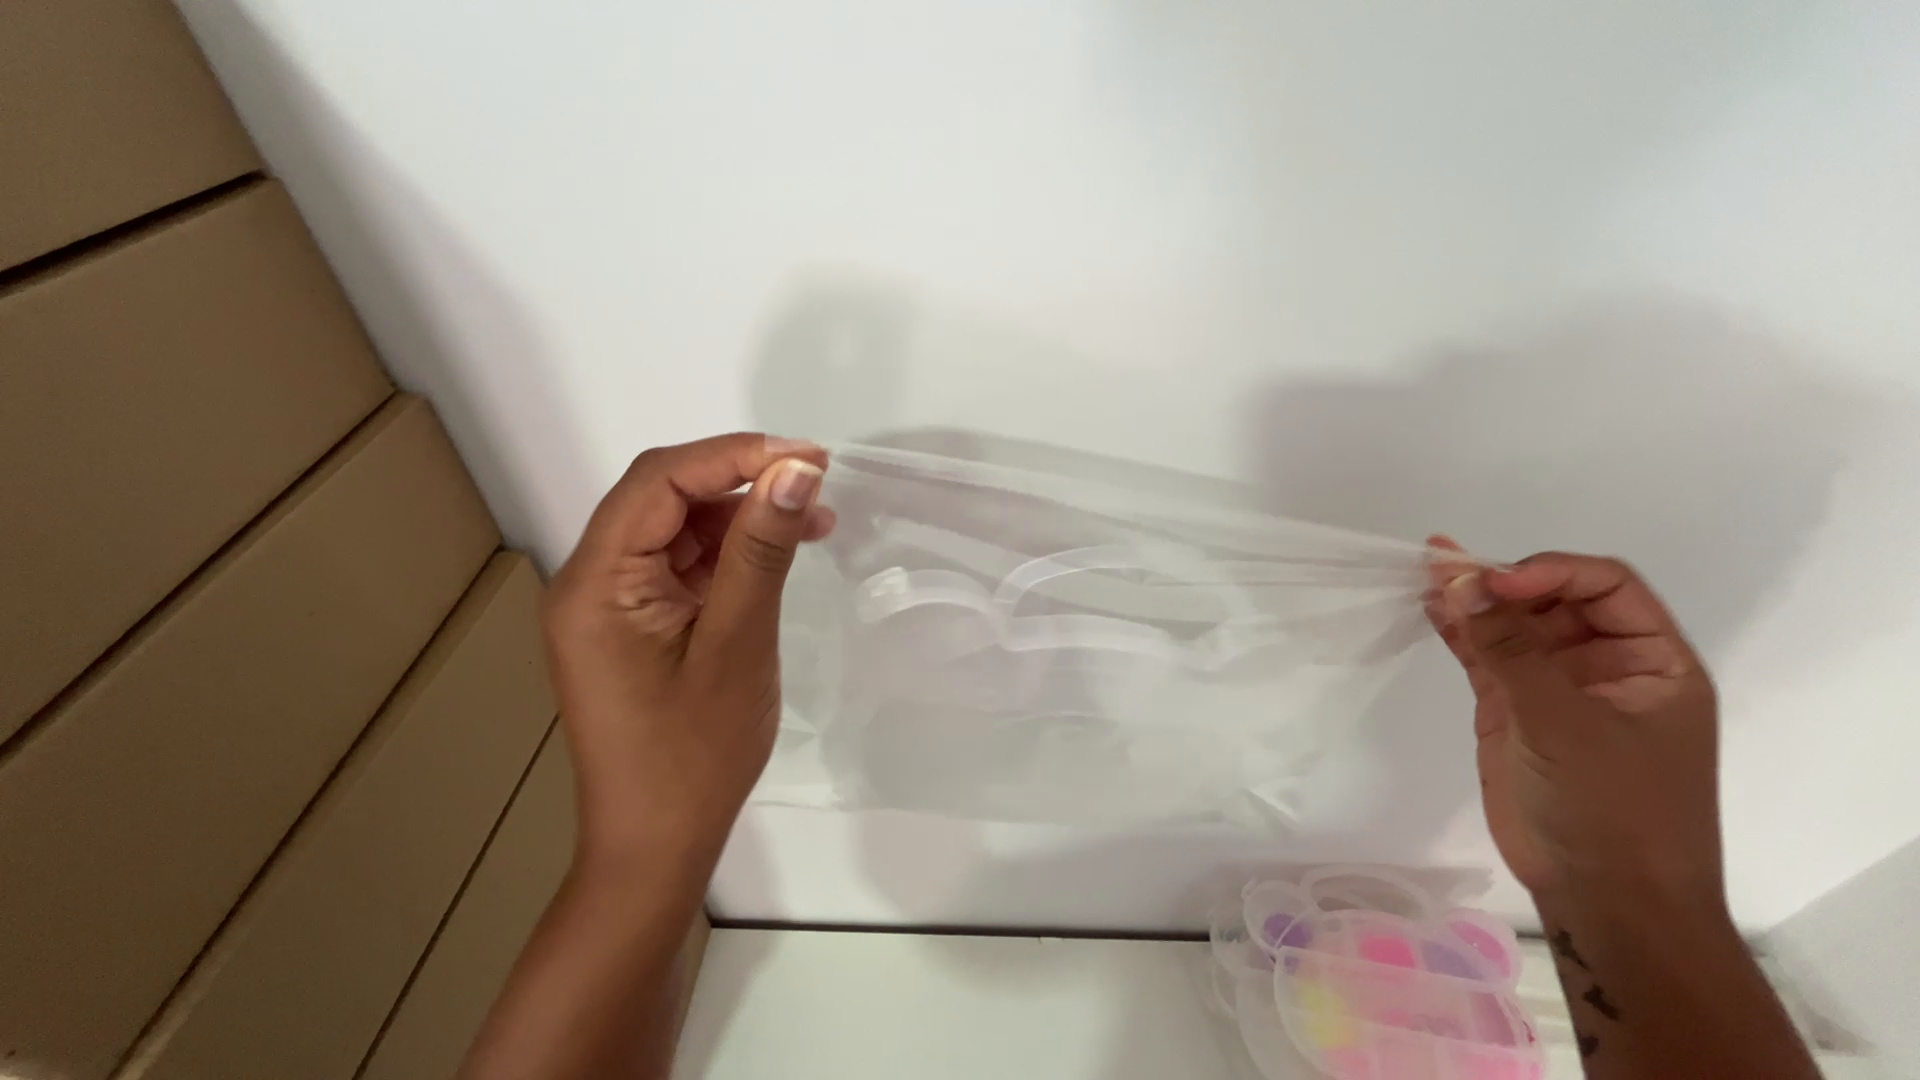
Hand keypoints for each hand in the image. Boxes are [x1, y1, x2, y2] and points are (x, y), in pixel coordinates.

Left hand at [542, 434, 833, 862]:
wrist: (658, 846)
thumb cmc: (695, 754)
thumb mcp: (737, 642)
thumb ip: (762, 549)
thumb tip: (795, 469)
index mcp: (597, 581)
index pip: (659, 481)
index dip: (733, 454)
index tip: (807, 457)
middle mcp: (591, 581)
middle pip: (663, 498)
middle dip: (740, 481)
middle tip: (815, 484)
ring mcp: (610, 606)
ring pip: (677, 530)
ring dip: (741, 518)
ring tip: (812, 521)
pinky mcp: (634, 626)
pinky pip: (681, 568)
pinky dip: (729, 555)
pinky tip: (777, 555)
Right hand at [1424, 539, 1725, 911]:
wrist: (1603, 896)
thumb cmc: (1610, 806)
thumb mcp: (1562, 722)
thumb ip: (1509, 649)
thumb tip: (1460, 580)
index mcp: (1651, 662)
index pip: (1605, 587)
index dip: (1550, 573)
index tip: (1495, 584)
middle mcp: (1605, 666)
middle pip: (1552, 601)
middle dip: (1501, 580)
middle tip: (1442, 563)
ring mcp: (1556, 689)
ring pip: (1513, 628)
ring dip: (1473, 600)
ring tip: (1426, 569)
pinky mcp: (1514, 711)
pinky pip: (1487, 659)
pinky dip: (1460, 634)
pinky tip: (1431, 608)